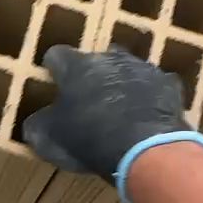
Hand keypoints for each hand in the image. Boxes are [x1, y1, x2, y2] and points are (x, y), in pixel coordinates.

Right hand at [21, 46, 202, 202]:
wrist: (144, 147)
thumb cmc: (88, 139)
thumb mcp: (50, 139)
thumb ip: (39, 126)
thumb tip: (33, 123)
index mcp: (77, 67)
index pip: (57, 55)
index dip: (53, 68)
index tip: (51, 79)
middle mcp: (110, 58)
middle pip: (97, 58)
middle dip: (91, 74)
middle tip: (87, 99)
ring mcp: (143, 69)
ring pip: (128, 69)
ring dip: (121, 84)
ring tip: (119, 109)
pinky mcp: (169, 85)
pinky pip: (155, 87)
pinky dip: (149, 98)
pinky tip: (146, 116)